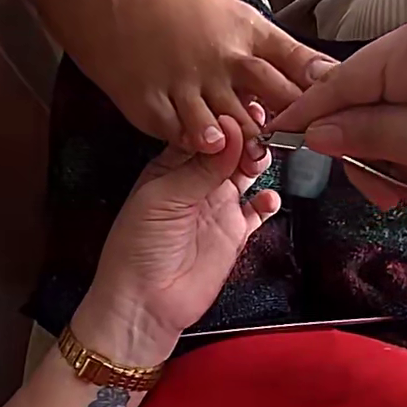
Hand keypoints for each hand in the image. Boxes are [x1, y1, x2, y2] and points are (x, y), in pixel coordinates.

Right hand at [0, 0, 332, 152]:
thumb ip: (233, 35)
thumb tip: (253, 64)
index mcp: (242, 26)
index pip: (298, 65)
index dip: (319, 90)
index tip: (333, 105)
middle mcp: (221, 59)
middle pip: (273, 105)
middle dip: (287, 127)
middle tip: (295, 141)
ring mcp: (185, 85)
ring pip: (231, 131)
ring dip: (241, 144)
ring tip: (248, 155)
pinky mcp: (147, 104)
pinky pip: (180, 136)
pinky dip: (192, 143)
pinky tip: (198, 144)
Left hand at [72, 113, 280, 366]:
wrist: (145, 302)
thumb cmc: (138, 247)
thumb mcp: (163, 199)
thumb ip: (200, 168)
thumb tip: (233, 130)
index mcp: (171, 167)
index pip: (204, 132)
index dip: (224, 118)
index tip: (245, 104)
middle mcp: (196, 182)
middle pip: (230, 149)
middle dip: (247, 135)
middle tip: (263, 126)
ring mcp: (217, 207)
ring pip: (247, 173)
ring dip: (258, 162)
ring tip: (264, 157)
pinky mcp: (234, 233)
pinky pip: (257, 211)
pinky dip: (268, 201)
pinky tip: (268, 198)